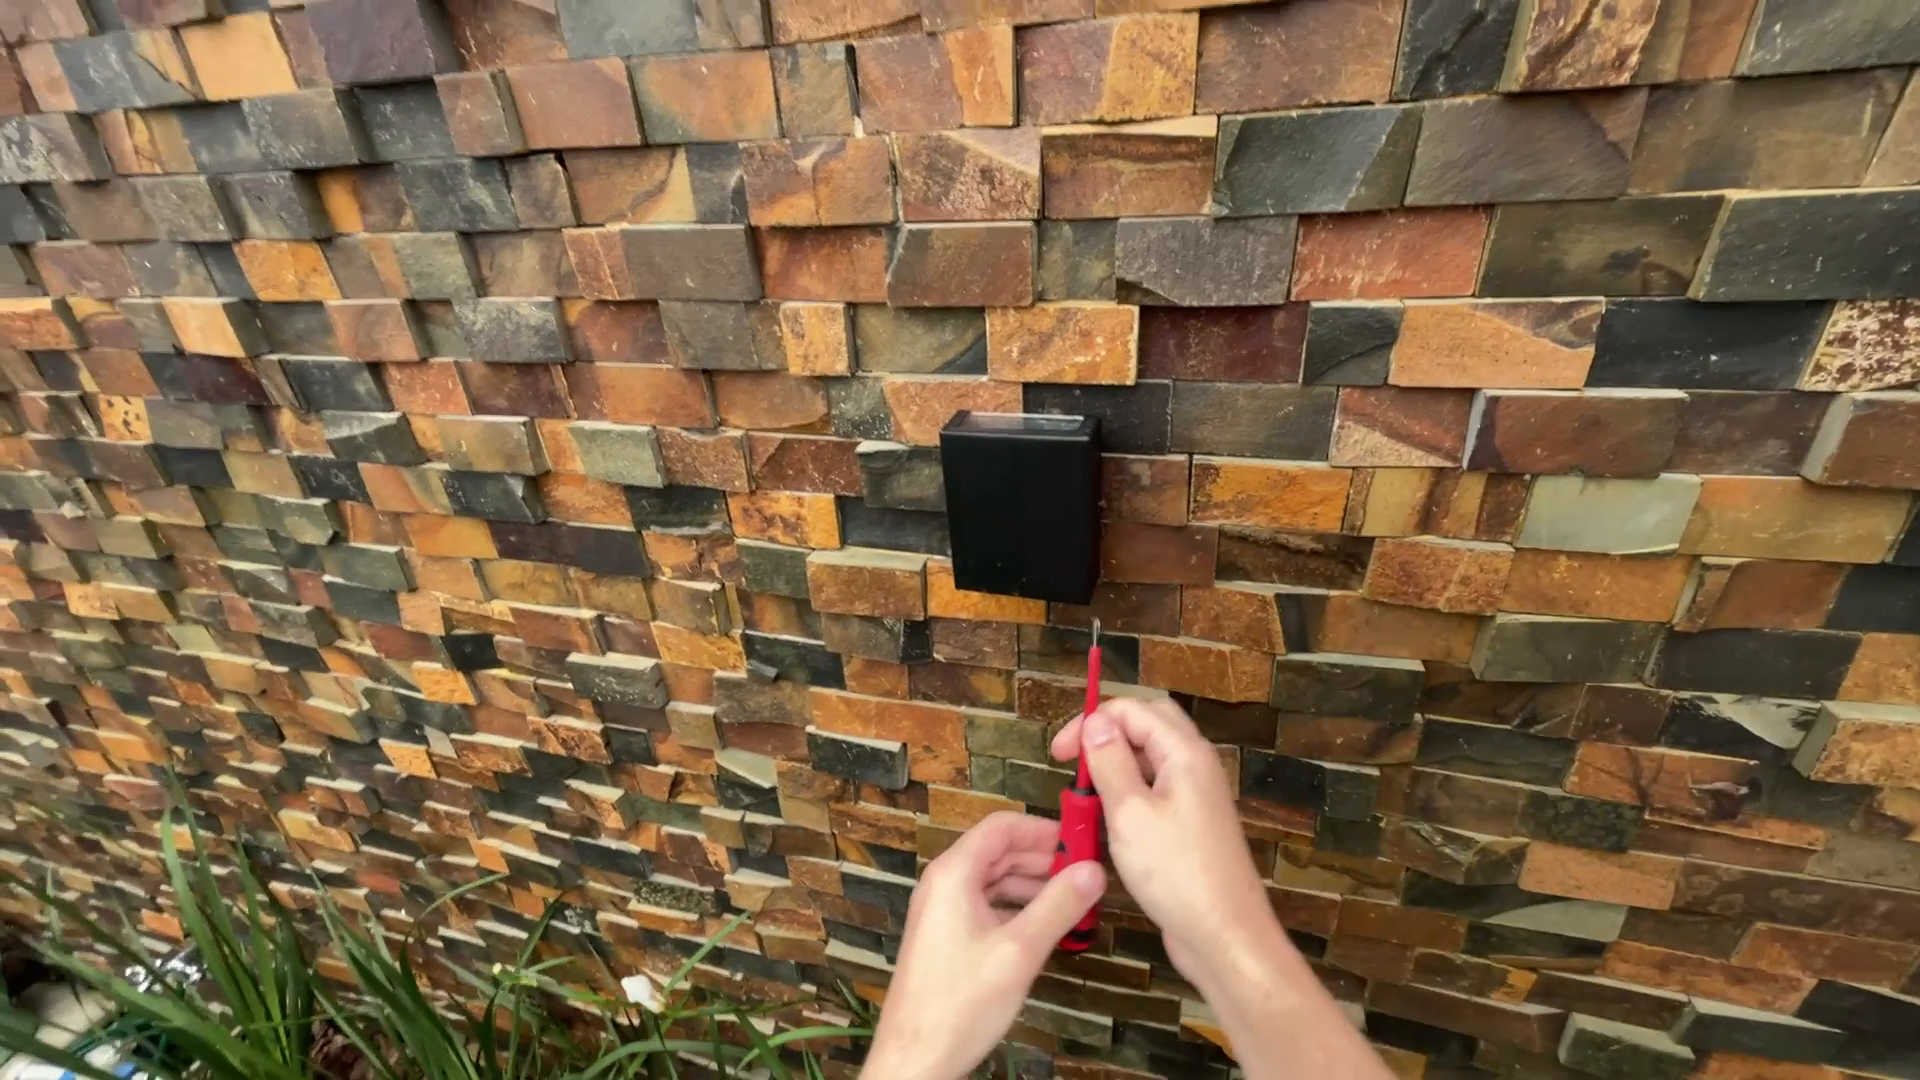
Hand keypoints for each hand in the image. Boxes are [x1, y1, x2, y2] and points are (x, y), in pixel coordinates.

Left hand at [863, 812, 1105, 1079]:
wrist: (914, 1061)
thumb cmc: (961, 1002)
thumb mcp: (1019, 951)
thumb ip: (1058, 906)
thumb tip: (1093, 871)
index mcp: (954, 873)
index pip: (1001, 826)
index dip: (1041, 828)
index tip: (1078, 841)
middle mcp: (944, 882)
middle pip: (998, 851)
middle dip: (1041, 857)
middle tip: (1082, 872)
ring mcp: (941, 909)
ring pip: (993, 879)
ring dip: (1031, 883)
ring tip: (1071, 899)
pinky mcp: (945, 935)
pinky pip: (984, 903)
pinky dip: (1015, 907)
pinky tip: (1042, 925)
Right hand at [1050, 699, 1281, 981]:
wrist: (1225, 938)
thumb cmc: (1176, 873)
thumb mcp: (1129, 812)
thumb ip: (1110, 761)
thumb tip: (1096, 721)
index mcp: (1184, 753)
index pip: (1133, 709)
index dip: (1092, 722)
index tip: (1059, 754)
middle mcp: (1194, 764)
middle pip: (1147, 723)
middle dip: (1106, 732)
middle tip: (1073, 757)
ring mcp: (1195, 794)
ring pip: (1150, 756)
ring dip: (1115, 762)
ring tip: (1085, 789)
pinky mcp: (1190, 821)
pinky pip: (1155, 786)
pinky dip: (1127, 789)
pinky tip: (1107, 816)